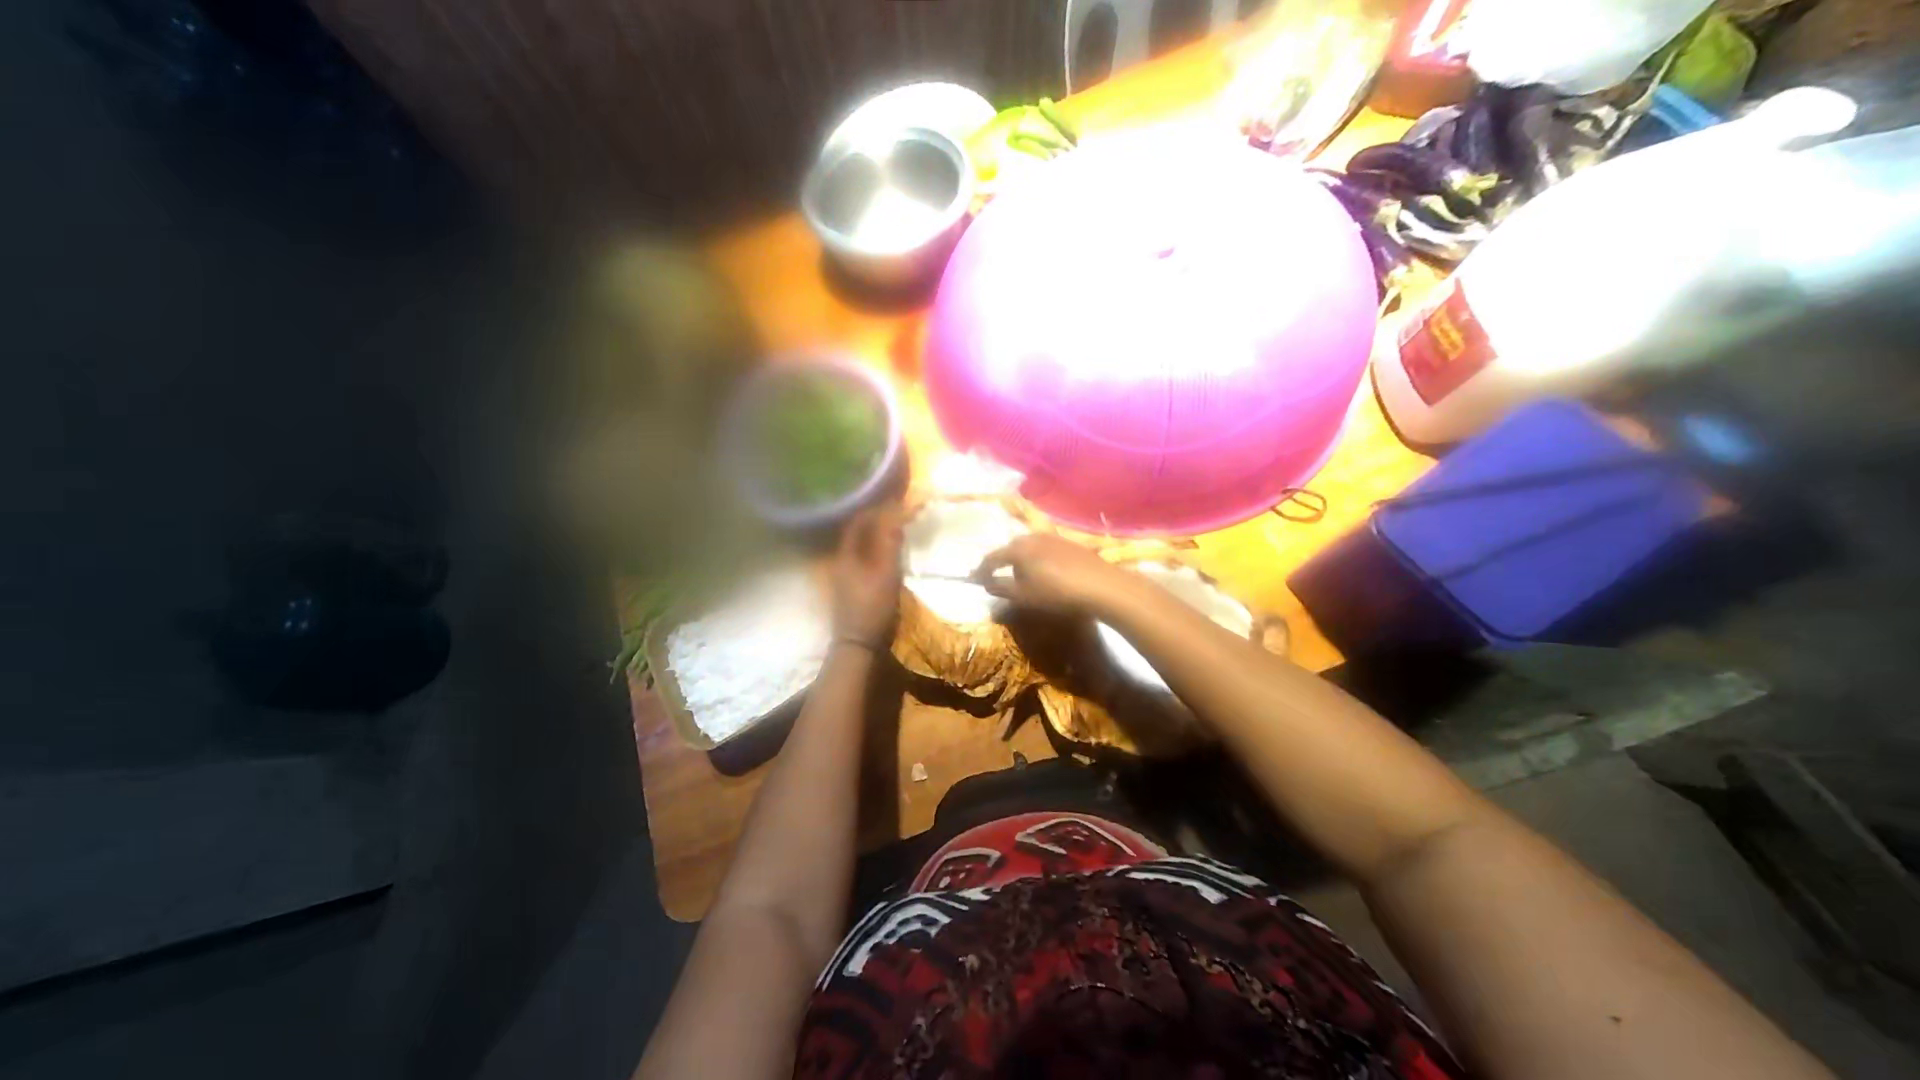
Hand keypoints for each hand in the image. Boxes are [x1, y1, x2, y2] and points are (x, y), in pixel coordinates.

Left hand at [829, 505, 903, 650]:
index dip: (871, 510)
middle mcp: (840, 563)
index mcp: (845, 555)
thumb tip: (896, 514)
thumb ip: (890, 543)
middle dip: (873, 522)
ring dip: (874, 538)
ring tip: (893, 531)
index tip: (888, 501)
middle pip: (855, 535)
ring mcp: (843, 578)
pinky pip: (862, 562)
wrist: (858, 646)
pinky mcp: (850, 591)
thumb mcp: (886, 573)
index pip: (855, 523)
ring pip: (858, 549)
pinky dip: (874, 553)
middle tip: (893, 514)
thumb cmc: (872, 607)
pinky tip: (886, 557)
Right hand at [974, 534, 1136, 616]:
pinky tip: (1047, 573)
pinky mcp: (1071, 544)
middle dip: (1003, 562)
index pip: (992, 557)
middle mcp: (1033, 537)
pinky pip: (1046, 549)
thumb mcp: (1023, 596)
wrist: (1101, 585)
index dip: (982, 570)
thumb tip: (986, 582)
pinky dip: (1039, 559)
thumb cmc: (1056, 592)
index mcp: (1017, 548)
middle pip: (1011, 548)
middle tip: (999, 577)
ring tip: (1024, 576)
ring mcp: (1054, 538)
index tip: (976, 581)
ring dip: (1022, 560)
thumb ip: (1000, 587)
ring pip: (1030, 547)